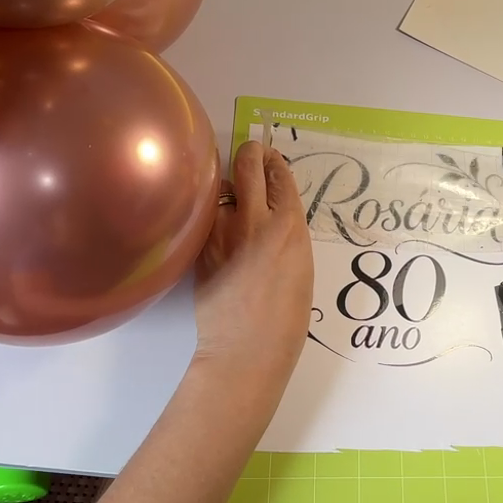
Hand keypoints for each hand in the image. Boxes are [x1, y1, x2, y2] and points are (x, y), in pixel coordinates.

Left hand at [193, 141, 313, 383]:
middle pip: (248, 165)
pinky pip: (207, 217)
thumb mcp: (302, 265)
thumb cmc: (287, 318)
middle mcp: (256, 220)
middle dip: (251, 152)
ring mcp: (223, 232)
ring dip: (227, 188)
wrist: (247, 349)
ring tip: (231, 198)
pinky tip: (217, 225)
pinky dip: (212, 215)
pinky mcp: (200, 248)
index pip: (280, 175)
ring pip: (220, 188)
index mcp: (290, 226)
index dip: (275, 161)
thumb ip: (287, 234)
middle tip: (252, 153)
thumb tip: (273, 216)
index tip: (272, 158)